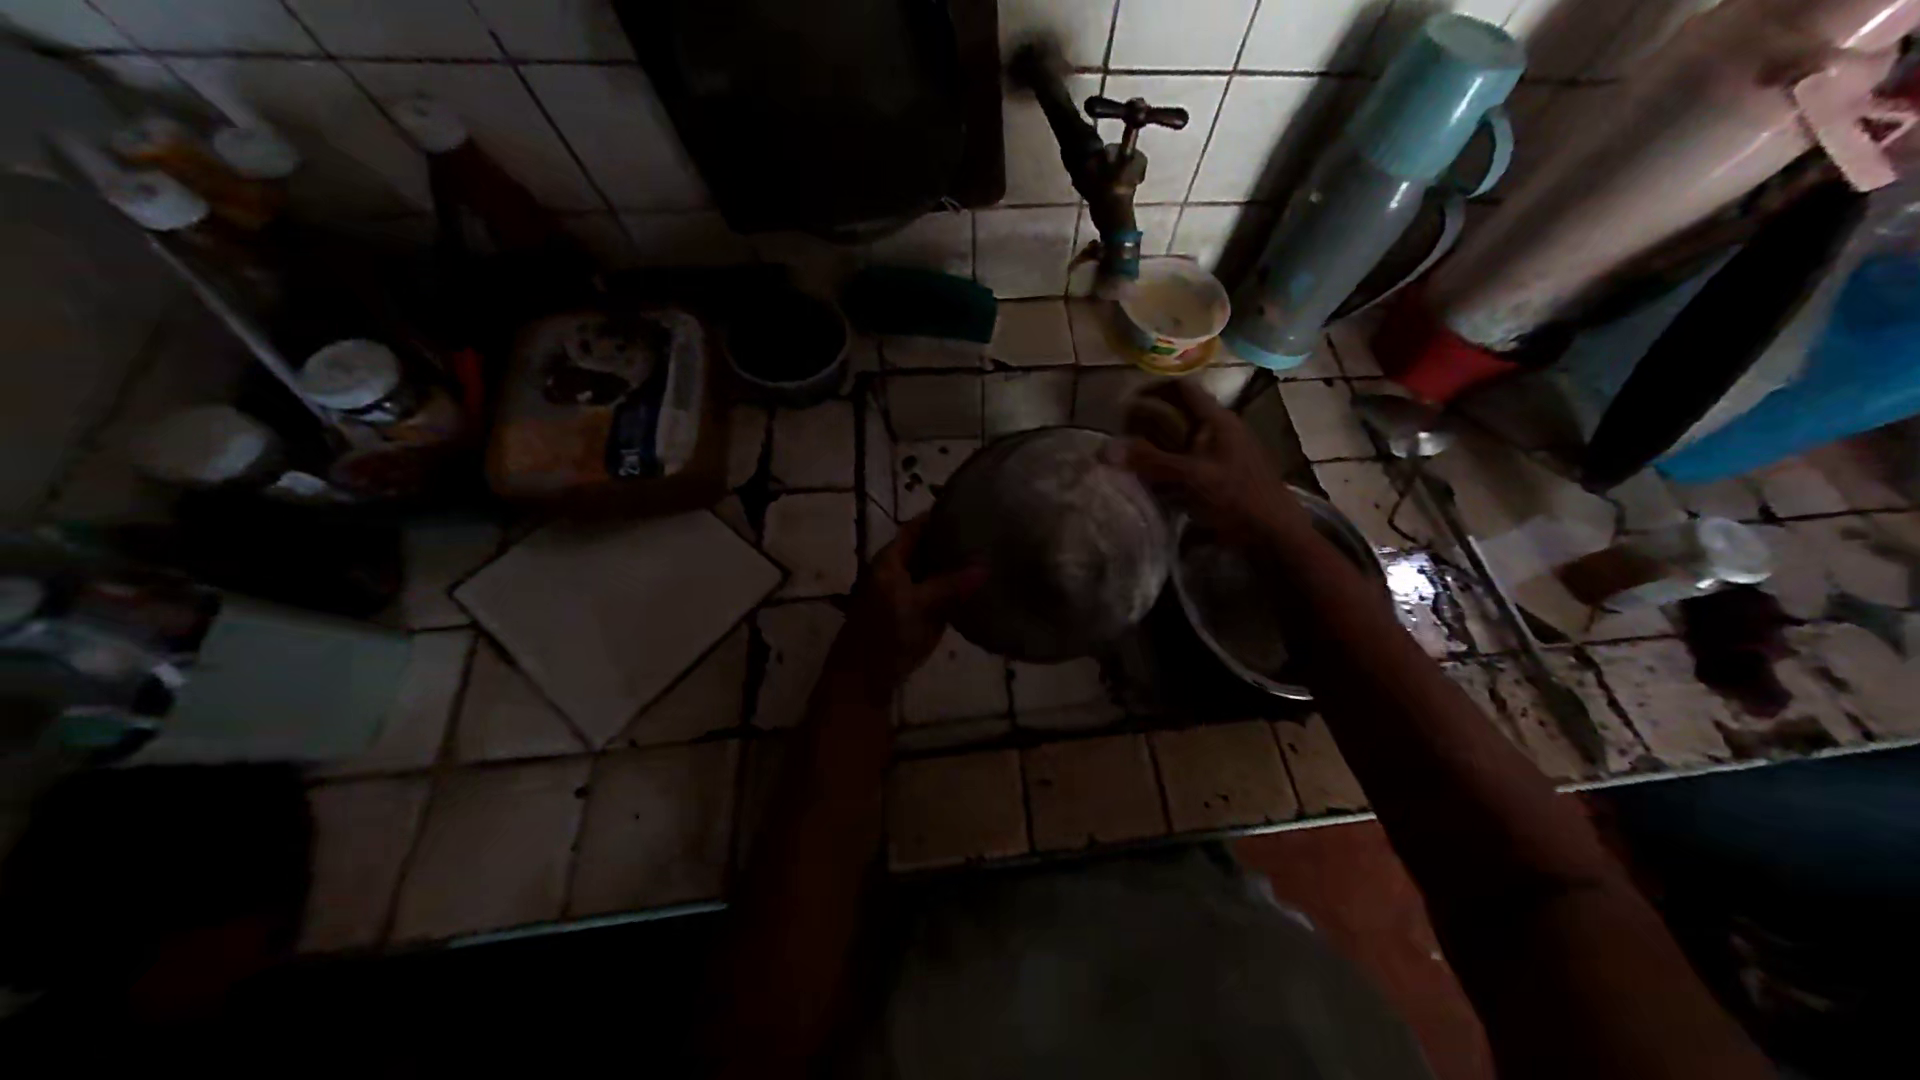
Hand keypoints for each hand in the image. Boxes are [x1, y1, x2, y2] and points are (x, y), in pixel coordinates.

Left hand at [831, 514, 986, 697]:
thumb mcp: (918, 605)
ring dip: (959, 565)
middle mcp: (901, 571)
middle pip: (929, 548)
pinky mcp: (920, 616)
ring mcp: (911, 594)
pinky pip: (943, 595)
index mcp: (891, 560)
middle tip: (991, 531)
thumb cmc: (884, 634)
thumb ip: (950, 585)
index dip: (939, 515)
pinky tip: (984, 587)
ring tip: (994, 554)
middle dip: (955, 540)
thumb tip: (985, 566)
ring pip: (938, 572)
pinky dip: (960, 590)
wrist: (865, 679)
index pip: (917, 527)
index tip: (971, 506)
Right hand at [1105, 378, 1310, 543]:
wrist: (1274, 537)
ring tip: (1128, 460)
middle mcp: (1219, 431)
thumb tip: (1104, 449)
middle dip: (1147, 422)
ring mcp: (1222, 455)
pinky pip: (1187, 463)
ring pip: (1181, 440)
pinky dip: (1166, 468)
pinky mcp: (1221, 477)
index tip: (1123, 405)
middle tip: (1119, 437)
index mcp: (1217, 420)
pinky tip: (1151, 484)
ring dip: (1155, 447)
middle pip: (1178, 414)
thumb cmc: (1237, 499)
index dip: (1152, 389)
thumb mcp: (1190, 478)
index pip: (1181, 389)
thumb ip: (1148, 460)